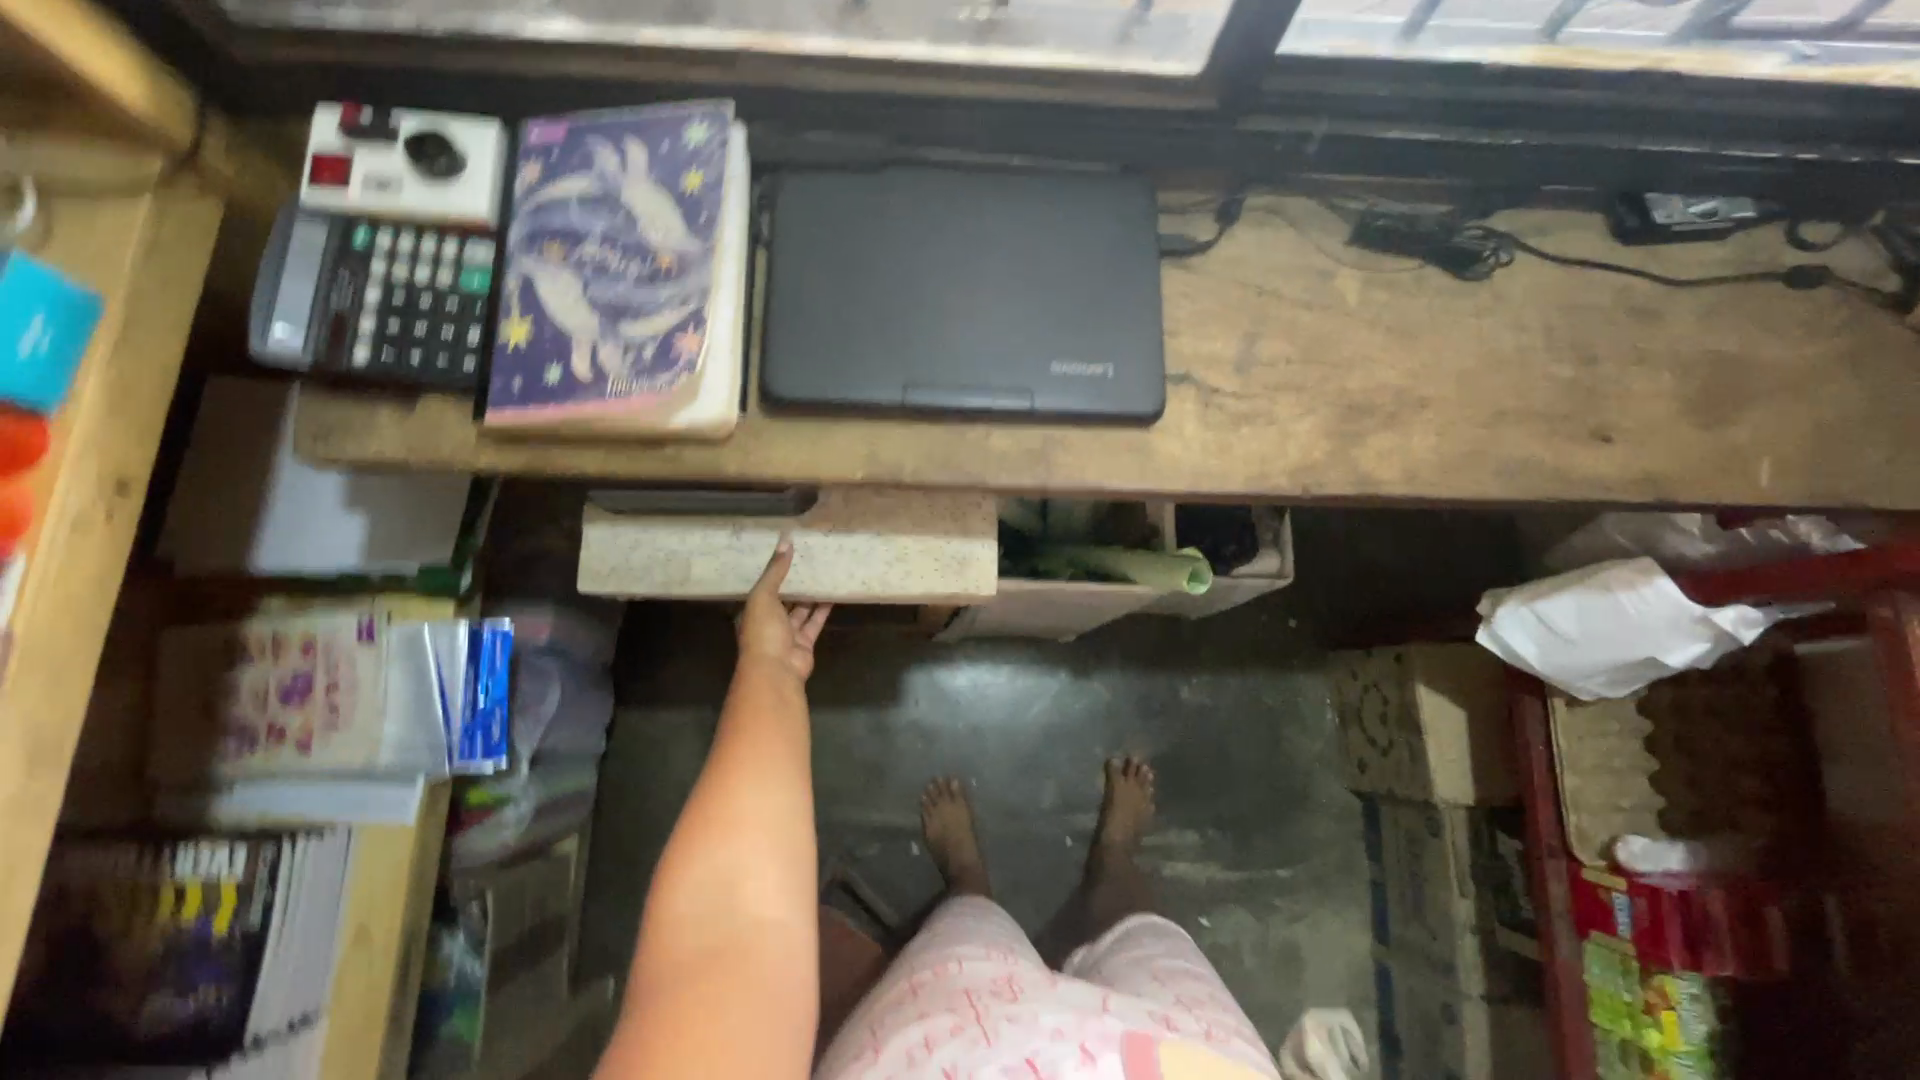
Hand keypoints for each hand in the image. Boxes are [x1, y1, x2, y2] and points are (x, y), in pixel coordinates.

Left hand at [737, 536, 830, 682]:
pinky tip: (832, 593)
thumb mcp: (763, 595)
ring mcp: (787, 634)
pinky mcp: (805, 642)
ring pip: (800, 610)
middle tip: (809, 561)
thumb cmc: (763, 630)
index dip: (773, 573)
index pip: (763, 588)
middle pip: (783, 599)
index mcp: (752, 611)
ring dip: (810, 595)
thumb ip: (775, 570)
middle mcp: (768, 622)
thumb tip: (786, 541)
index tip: (787, 556)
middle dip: (794, 583)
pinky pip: (814, 621)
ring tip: (823, 573)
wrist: (775, 669)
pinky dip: (823, 609)